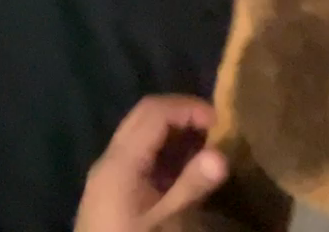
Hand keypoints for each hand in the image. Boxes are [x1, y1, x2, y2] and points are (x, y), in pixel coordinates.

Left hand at [75, 96, 229, 231]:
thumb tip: (222, 155)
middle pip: (145, 115)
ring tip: (202, 146)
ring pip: (139, 131)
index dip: (189, 108)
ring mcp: (105, 175)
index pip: (155, 112)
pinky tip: (180, 169)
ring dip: (171, 130)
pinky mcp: (108, 191)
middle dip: (181, 113)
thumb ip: (190, 187)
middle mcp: (109, 159)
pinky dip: (160, 149)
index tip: (219, 122)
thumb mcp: (165, 224)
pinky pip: (135, 152)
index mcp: (120, 162)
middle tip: (212, 127)